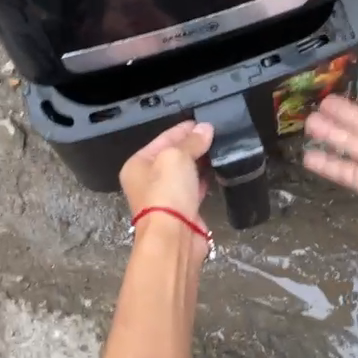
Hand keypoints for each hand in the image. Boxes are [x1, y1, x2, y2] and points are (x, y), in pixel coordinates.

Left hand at [119, 119, 214, 237]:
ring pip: (184, 172)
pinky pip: (194, 188)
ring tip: (220, 147)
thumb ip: (192, 141)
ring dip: (200, 161)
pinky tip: (218, 169)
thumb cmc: (166, 192)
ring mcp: (165, 197)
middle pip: (173, 155)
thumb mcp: (177, 157)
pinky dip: (204, 178)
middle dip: (192, 144)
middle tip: (215, 132)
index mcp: (138, 164)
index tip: (203, 120)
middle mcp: (148, 180)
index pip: (163, 139)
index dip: (183, 128)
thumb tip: (205, 128)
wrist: (173, 237)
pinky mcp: (183, 210)